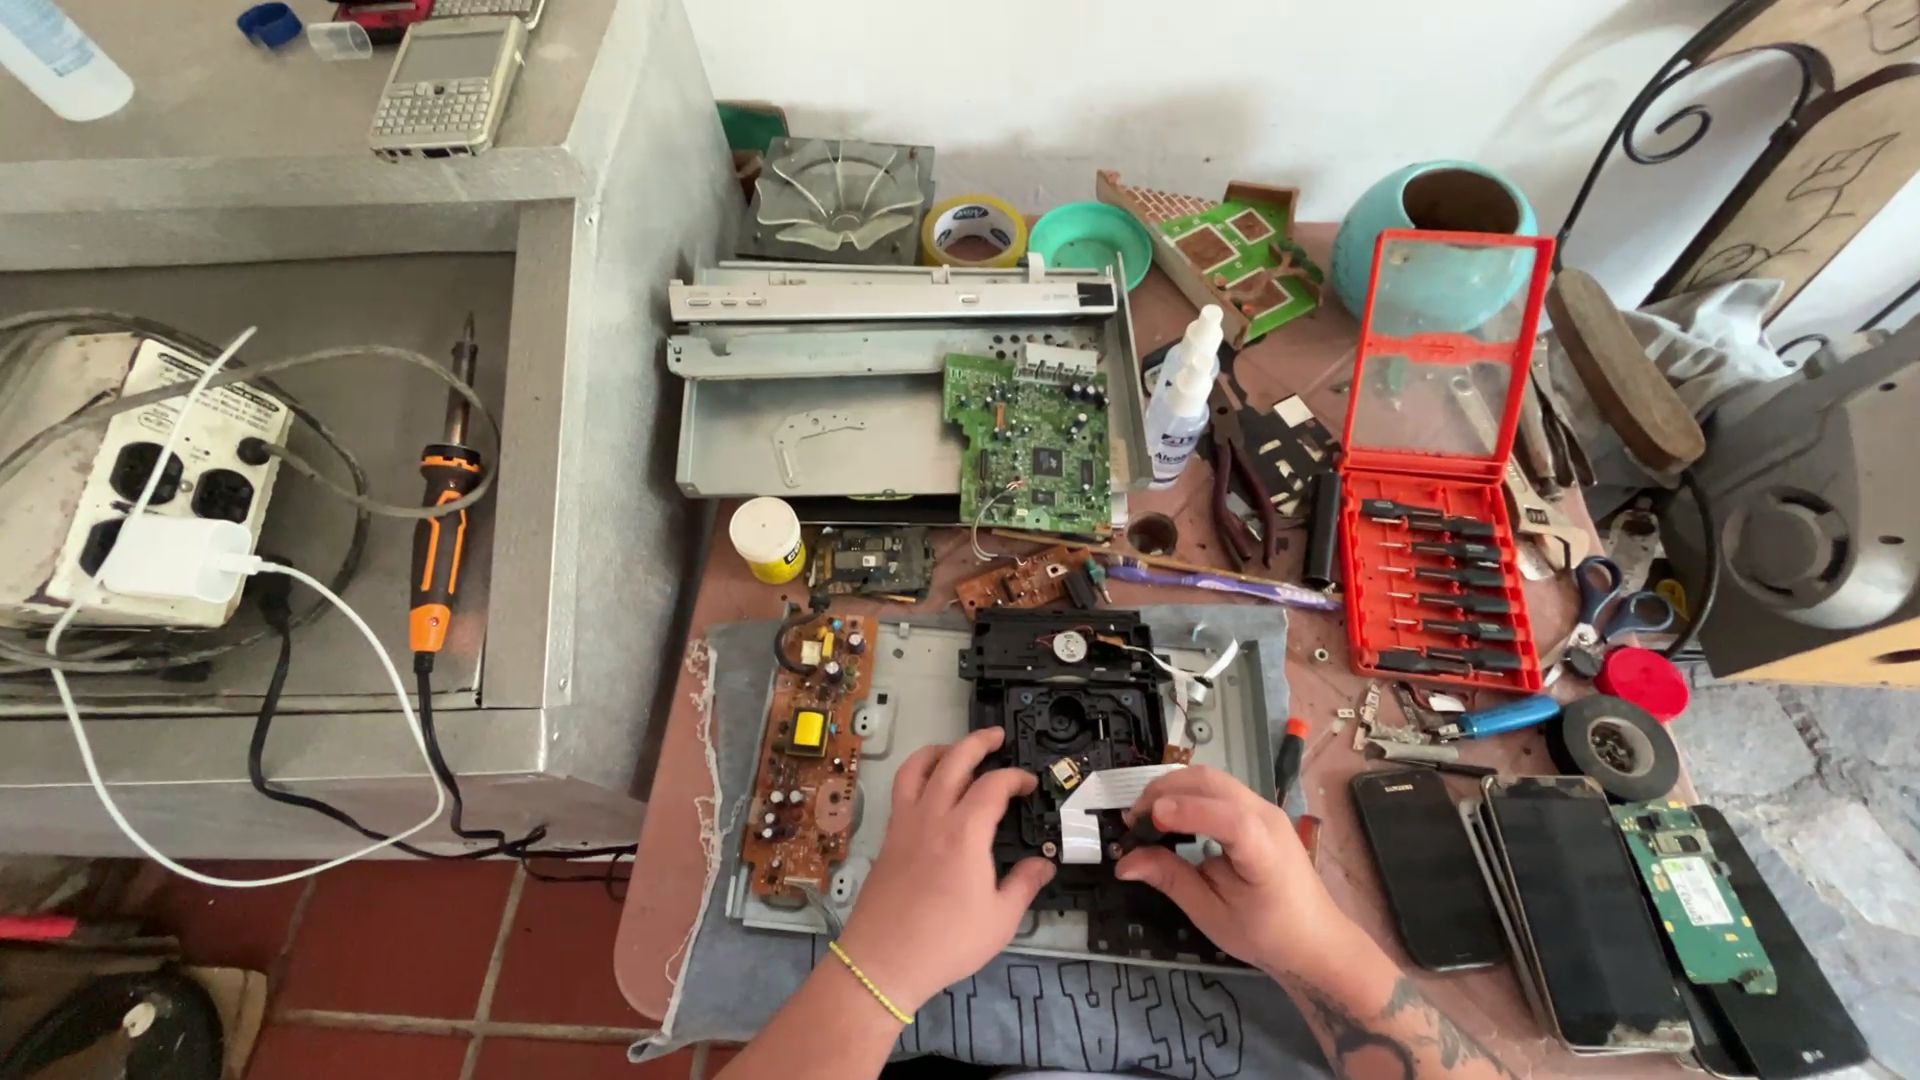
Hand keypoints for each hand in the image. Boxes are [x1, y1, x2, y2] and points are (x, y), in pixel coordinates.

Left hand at [835, 727, 1054, 1013]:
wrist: (883, 961)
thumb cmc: (946, 942)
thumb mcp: (1000, 920)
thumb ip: (1024, 885)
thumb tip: (1044, 865)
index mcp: (965, 832)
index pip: (993, 785)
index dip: (1015, 777)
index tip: (1028, 783)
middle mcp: (933, 816)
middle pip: (955, 759)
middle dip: (978, 742)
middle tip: (997, 737)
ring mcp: (906, 822)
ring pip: (919, 766)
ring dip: (942, 749)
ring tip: (957, 749)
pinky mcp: (890, 835)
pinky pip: (902, 787)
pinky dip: (917, 771)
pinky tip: (928, 784)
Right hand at [1113, 765, 1360, 976]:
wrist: (1315, 939)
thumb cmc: (1267, 934)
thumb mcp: (1212, 915)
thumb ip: (1170, 879)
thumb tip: (1124, 863)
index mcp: (1264, 851)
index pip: (1230, 818)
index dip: (1189, 812)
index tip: (1149, 819)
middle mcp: (1266, 816)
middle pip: (1210, 782)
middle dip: (1164, 791)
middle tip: (1132, 819)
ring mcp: (1262, 806)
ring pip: (1209, 777)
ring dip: (1171, 787)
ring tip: (1145, 815)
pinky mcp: (1255, 807)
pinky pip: (1215, 787)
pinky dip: (1185, 791)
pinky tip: (1168, 813)